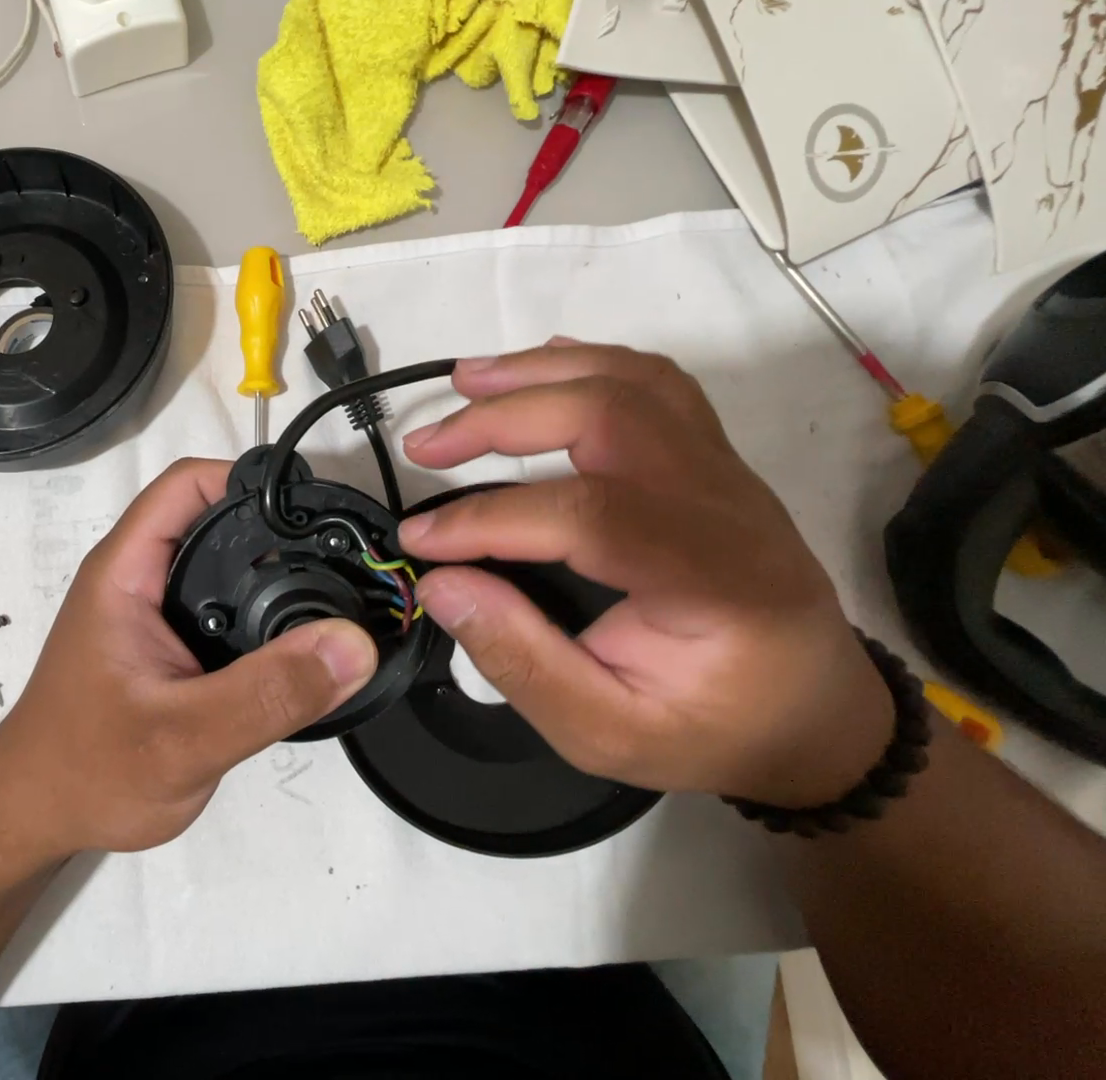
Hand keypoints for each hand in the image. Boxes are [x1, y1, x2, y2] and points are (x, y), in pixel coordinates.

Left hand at [0, 459, 377, 857]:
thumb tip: (353, 644)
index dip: (252, 480)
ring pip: (227, 573)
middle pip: (217, 523)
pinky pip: (229, 616)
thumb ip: (267, 695)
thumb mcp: (183, 738)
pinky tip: (307, 650)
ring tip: (343, 602)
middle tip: (349, 561)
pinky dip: (269, 623)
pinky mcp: (171, 650)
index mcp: (125, 573)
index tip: (320, 508)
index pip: (187, 486)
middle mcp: (140, 582)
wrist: (43, 813)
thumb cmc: (89, 772)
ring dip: (279, 581)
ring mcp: (155, 616)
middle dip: (281, 533)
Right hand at [397, 341, 892, 806]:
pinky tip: (533, 373)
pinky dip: (585, 365)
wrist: (814, 715)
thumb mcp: (607, 734)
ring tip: (464, 382)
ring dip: (541, 373)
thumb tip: (441, 585)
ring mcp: (728, 472)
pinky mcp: (713, 463)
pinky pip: (655, 387)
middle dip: (504, 418)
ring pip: (636, 381)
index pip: (588, 516)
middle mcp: (730, 504)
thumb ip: (522, 662)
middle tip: (424, 444)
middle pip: (614, 415)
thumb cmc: (711, 732)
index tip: (418, 539)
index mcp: (714, 580)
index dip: (489, 517)